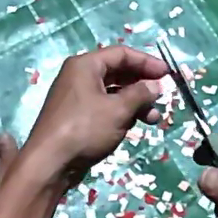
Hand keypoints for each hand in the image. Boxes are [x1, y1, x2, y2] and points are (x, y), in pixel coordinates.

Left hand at [24, 47, 168, 180]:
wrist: (50, 163)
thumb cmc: (85, 128)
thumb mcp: (118, 109)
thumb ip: (140, 93)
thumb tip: (155, 85)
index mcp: (85, 65)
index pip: (122, 54)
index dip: (147, 62)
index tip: (167, 74)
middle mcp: (79, 76)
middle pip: (118, 72)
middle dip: (142, 84)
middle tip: (162, 95)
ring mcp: (77, 97)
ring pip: (113, 92)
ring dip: (135, 102)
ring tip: (153, 118)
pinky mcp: (77, 116)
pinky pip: (105, 106)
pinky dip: (122, 112)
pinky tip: (135, 125)